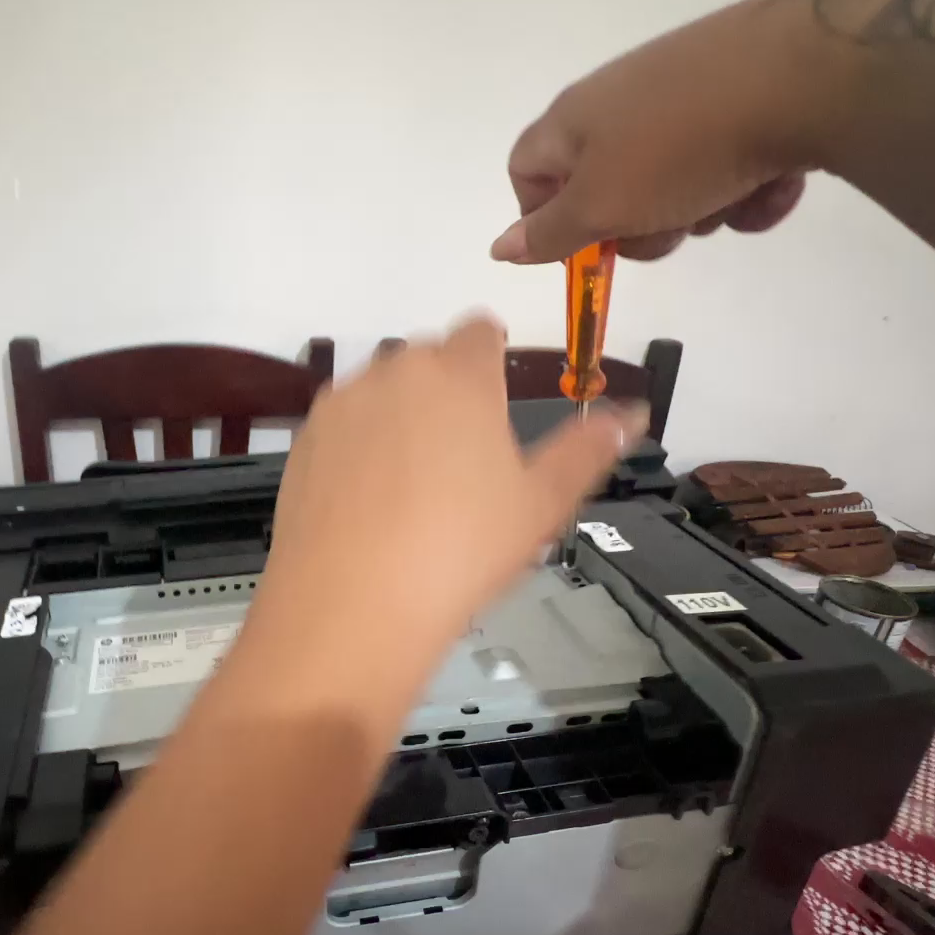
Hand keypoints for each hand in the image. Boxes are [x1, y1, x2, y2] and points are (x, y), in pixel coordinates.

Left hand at [242, 315, 646, 712]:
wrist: (352, 602)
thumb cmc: (459, 551)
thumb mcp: (541, 505)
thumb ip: (587, 450)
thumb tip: (632, 415)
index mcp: (458, 374)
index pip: (479, 331)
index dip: (490, 358)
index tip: (493, 398)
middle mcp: (392, 373)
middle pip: (425, 359)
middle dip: (444, 391)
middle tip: (458, 460)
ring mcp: (339, 405)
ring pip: (377, 392)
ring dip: (396, 416)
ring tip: (408, 486)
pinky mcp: (302, 441)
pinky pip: (339, 426)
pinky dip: (354, 445)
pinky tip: (364, 500)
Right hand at [490, 0, 852, 263]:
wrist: (808, 72)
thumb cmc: (678, 148)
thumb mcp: (598, 207)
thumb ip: (547, 235)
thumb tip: (499, 248)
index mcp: (573, 121)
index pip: (525, 172)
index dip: (542, 216)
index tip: (581, 244)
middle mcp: (620, 102)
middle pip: (600, 188)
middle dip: (630, 226)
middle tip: (660, 232)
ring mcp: (683, 94)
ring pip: (664, 182)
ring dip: (692, 212)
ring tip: (725, 203)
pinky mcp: (741, 93)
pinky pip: (720, 159)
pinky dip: (739, 186)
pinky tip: (767, 186)